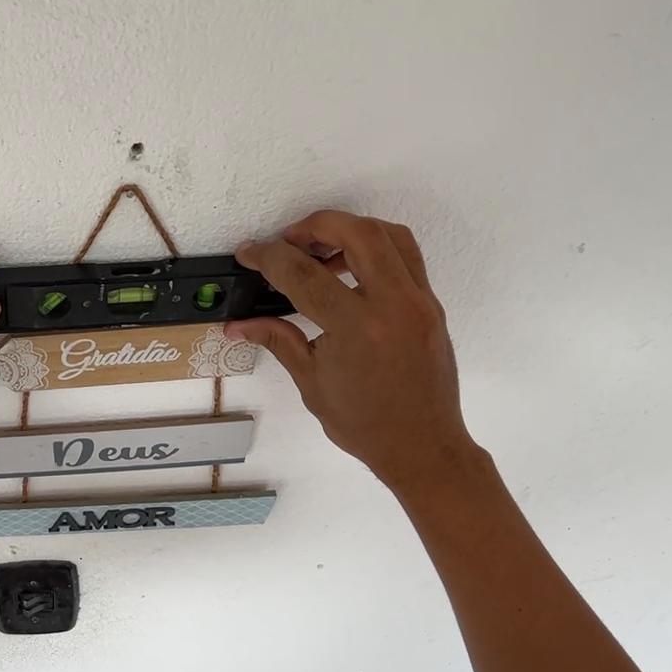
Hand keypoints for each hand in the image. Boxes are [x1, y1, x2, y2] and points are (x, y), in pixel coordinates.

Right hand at [227, 212, 475, 488]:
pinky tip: (350, 268)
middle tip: (288, 239)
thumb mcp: (312, 382)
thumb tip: (242, 325)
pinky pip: (406, 256)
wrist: (422, 446)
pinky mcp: (430, 305)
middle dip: (315, 225)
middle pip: (356, 232)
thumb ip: (279, 340)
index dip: (268, 258)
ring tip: (320, 249)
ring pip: (389, 235)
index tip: (250, 253)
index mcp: (357, 328)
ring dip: (350, 230)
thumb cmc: (368, 424)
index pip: (303, 274)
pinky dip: (376, 248)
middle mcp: (393, 306)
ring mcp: (418, 302)